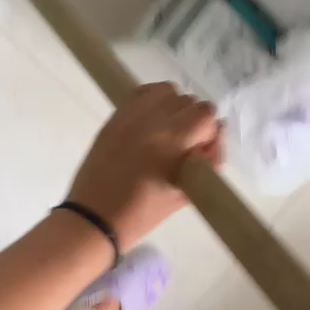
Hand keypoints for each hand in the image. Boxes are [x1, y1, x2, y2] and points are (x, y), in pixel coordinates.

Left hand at [67, 83, 224, 245]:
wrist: (94, 217)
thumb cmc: (141, 214)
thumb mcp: (183, 193)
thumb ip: (208, 162)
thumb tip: (216, 136)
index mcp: (173, 141)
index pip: (207, 115)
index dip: (208, 135)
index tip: (198, 155)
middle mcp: (153, 120)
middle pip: (189, 101)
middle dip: (192, 123)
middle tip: (181, 149)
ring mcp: (131, 115)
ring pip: (168, 91)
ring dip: (173, 109)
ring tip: (165, 134)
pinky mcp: (115, 116)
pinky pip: (143, 92)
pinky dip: (152, 102)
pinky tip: (150, 124)